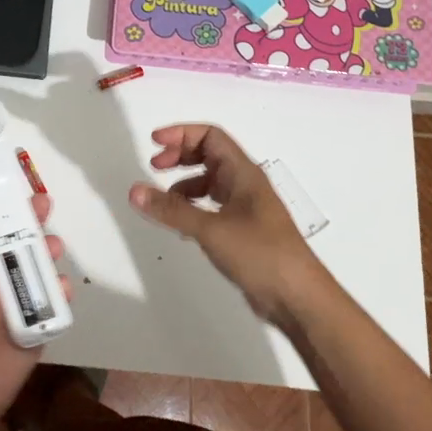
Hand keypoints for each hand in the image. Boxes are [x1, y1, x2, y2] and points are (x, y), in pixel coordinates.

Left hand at [0, 198, 65, 430]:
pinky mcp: (35, 334)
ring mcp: (17, 309)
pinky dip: (61, 296)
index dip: (8, 212)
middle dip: (35, 229)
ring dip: (49, 258)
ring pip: (40, 275)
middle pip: (21, 249)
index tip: (23, 192)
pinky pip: (53, 310)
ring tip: (55, 249)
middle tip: (46, 210)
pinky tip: (63, 288)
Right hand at [128, 124, 323, 318]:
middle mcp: (245, 185)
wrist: (297, 296)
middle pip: (209, 155)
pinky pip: (212, 207)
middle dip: (180, 155)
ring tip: (163, 202)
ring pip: (209, 183)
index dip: (181, 134)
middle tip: (154, 166)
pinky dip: (192, 208)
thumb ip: (171, 210)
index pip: (211, 136)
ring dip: (184, 185)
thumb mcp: (210, 229)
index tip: (154, 143)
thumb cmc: (260, 253)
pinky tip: (181, 226)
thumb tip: (134, 190)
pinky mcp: (243, 230)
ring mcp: (245, 208)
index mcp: (243, 173)